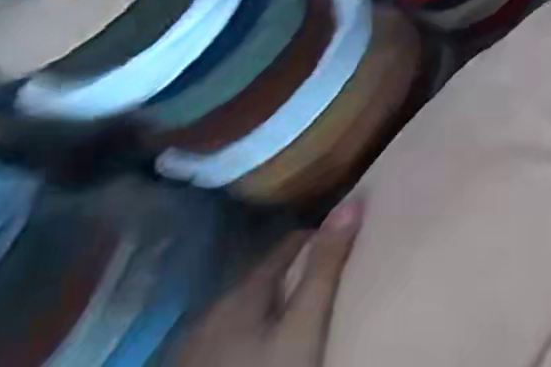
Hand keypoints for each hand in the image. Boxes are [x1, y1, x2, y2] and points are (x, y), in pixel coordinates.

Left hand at [175, 201, 362, 366]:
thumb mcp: (305, 326)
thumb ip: (326, 266)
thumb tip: (352, 202)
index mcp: (241, 293)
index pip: (293, 242)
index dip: (325, 237)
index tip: (355, 241)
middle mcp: (213, 311)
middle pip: (268, 274)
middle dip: (302, 270)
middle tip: (341, 277)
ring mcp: (195, 348)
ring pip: (249, 306)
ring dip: (280, 302)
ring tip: (312, 312)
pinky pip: (233, 335)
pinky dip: (259, 329)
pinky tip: (273, 348)